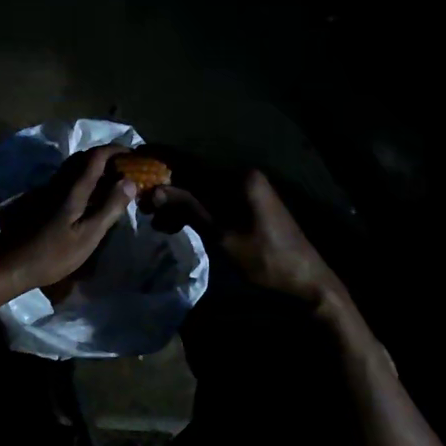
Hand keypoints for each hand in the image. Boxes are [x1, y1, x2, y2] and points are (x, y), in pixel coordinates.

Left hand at [0, 144, 137, 292]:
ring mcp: (48, 191)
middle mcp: (60, 182)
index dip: (116, 150)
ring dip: (94, 168)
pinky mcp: (41, 202)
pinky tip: (90, 197)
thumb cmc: (52, 253)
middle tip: (126, 167)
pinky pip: (67, 180)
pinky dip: (84, 180)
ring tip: (112, 181)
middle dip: (106, 156)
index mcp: (74, 188)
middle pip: (83, 157)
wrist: (9, 264)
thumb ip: (109, 207)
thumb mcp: (88, 235)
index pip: (97, 156)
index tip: (134, 153)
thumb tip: (130, 181)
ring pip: (73, 168)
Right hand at [144, 167, 350, 313]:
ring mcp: (248, 190)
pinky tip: (177, 225)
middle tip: (143, 206)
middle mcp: (244, 176)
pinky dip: (197, 212)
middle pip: (197, 177)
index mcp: (240, 177)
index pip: (192, 164)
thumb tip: (156, 190)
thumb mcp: (222, 237)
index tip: (137, 163)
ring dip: (181, 205)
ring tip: (158, 224)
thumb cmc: (266, 260)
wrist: (307, 281)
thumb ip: (189, 210)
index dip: (163, 165)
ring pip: (204, 191)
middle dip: (169, 191)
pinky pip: (215, 201)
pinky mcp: (250, 205)